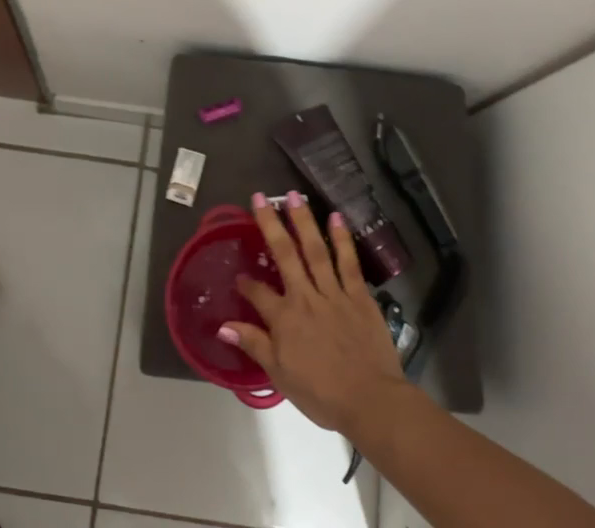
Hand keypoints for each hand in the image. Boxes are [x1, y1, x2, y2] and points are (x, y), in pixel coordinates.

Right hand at [219, 190, 409, 433]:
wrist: (370, 400)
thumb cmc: (322, 393)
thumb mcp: (280, 374)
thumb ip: (253, 344)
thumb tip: (223, 325)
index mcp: (284, 318)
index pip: (258, 293)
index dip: (246, 283)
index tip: (239, 275)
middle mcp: (305, 297)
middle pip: (284, 255)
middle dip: (270, 224)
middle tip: (260, 197)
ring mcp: (334, 293)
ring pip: (315, 250)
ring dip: (304, 220)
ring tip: (294, 195)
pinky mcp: (359, 296)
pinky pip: (348, 262)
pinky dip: (341, 239)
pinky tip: (336, 217)